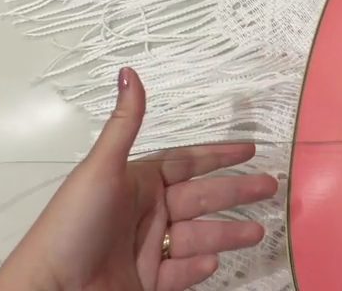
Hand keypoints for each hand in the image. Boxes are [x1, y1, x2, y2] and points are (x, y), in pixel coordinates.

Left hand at [0, 67, 277, 290]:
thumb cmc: (71, 227)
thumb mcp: (101, 168)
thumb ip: (126, 121)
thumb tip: (129, 72)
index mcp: (139, 182)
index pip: (188, 162)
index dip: (218, 155)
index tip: (248, 150)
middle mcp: (147, 213)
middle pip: (203, 197)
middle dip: (237, 192)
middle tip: (270, 187)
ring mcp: (148, 250)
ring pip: (199, 236)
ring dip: (229, 233)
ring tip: (258, 231)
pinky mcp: (146, 284)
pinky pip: (181, 273)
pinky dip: (199, 267)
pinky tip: (215, 260)